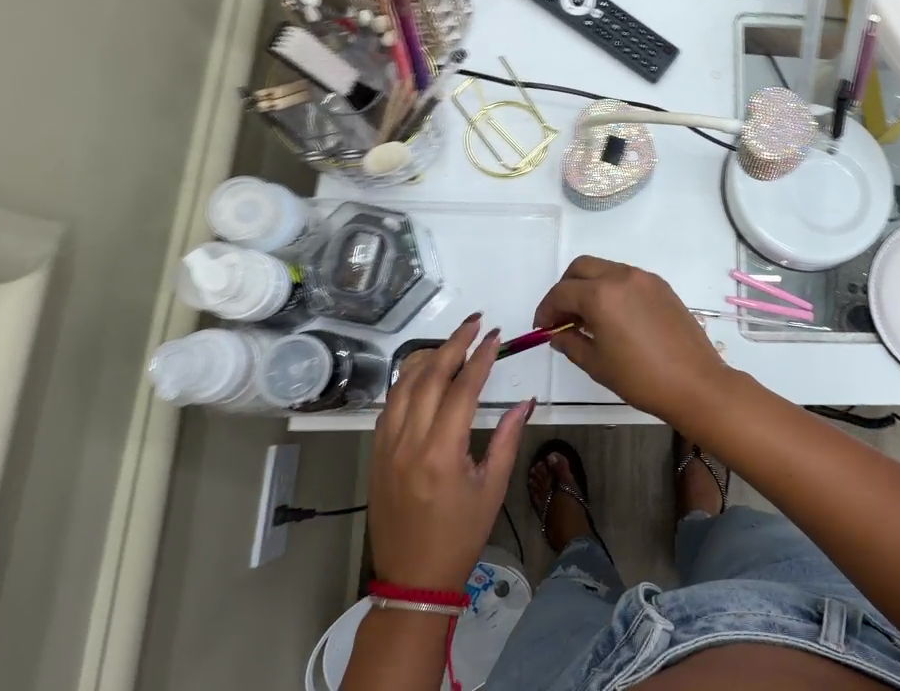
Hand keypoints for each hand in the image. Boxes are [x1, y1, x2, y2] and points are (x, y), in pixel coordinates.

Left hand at [369, 316, 529, 590]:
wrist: (413, 576)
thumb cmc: (460, 535)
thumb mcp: (493, 488)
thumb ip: (507, 439)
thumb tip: (524, 402)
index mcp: (441, 452)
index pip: (462, 389)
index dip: (481, 357)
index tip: (496, 336)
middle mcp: (408, 442)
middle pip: (429, 377)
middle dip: (453, 344)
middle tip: (475, 323)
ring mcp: (386, 446)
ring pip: (403, 385)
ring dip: (427, 357)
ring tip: (452, 341)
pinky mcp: (375, 452)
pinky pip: (389, 405)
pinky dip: (407, 381)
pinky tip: (424, 373)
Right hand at [534, 256, 728, 420]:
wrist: (695, 383)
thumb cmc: (640, 378)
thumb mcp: (597, 364)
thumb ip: (571, 343)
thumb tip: (558, 334)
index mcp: (601, 295)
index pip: (561, 293)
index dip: (546, 310)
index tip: (542, 329)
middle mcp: (622, 276)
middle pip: (581, 268)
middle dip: (565, 289)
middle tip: (562, 318)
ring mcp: (645, 279)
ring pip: (605, 269)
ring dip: (589, 286)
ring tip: (587, 320)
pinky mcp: (662, 287)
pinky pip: (627, 278)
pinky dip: (612, 289)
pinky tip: (614, 317)